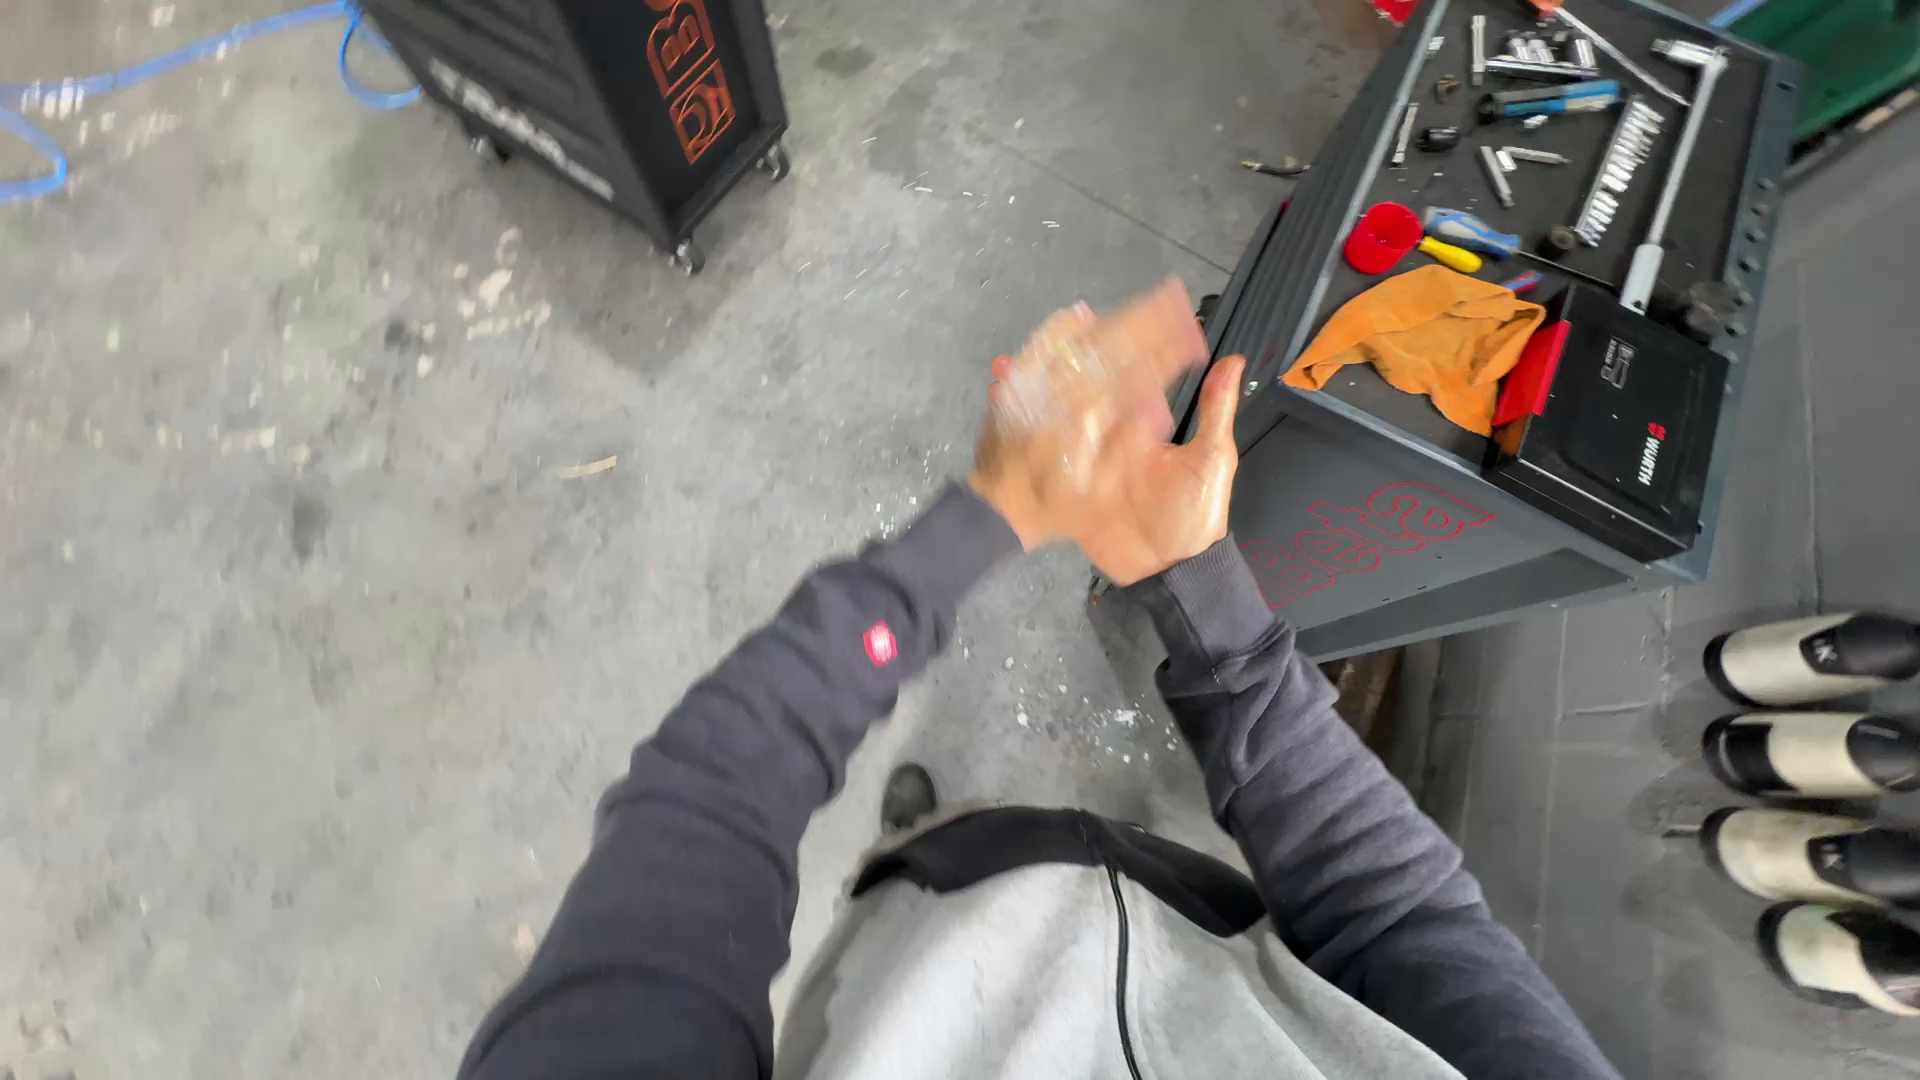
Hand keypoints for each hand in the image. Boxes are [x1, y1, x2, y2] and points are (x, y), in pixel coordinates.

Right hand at [965, 279, 1244, 583]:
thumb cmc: (1194, 515)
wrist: (1169, 571)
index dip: (1102, 357)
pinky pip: (1046, 463)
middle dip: (1052, 373)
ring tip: (1003, 376)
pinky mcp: (1071, 491)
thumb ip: (1214, 412)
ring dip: (1030, 400)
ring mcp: (1088, 465)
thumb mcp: (1210, 461)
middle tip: (1024, 348)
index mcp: (1143, 427)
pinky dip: (1024, 442)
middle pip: (1079, 399)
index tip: (1082, 324)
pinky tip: (1002, 421)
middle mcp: (1112, 439)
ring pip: (1056, 425)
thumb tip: (1230, 360)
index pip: (1121, 383)